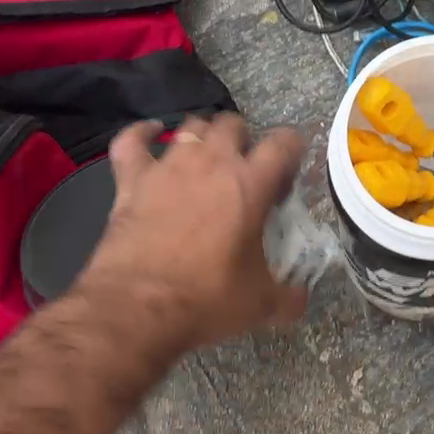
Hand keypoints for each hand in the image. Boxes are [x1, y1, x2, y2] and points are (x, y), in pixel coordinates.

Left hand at [73, 113, 308, 354]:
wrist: (134, 310)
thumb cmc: (205, 299)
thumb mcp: (259, 304)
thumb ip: (288, 297)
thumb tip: (301, 300)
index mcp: (252, 182)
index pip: (285, 141)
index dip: (291, 150)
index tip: (285, 177)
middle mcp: (214, 162)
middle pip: (234, 124)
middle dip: (243, 140)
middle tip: (242, 172)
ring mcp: (170, 167)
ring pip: (192, 126)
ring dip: (202, 136)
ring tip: (204, 159)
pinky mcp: (133, 181)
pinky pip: (132, 141)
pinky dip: (141, 134)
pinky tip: (150, 134)